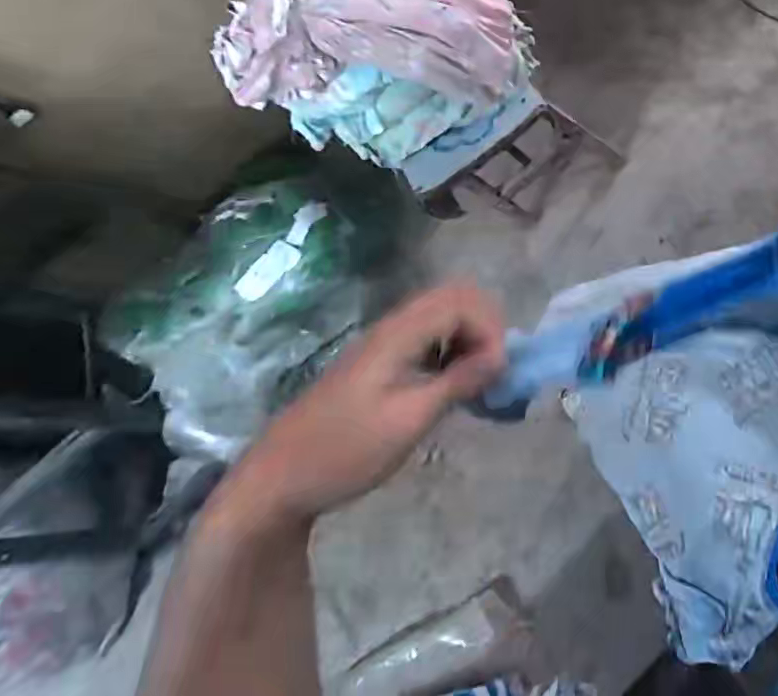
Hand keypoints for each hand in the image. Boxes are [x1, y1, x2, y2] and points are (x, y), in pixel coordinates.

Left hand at [214, 285, 506, 530]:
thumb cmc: (344, 452)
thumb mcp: (408, 421)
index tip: (497, 372)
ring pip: (443, 312)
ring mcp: (384, 342)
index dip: (490, 330)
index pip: (462, 303)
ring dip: (470, 334)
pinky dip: (452, 346)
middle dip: (486, 324)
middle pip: (455, 296)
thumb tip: (502, 357)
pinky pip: (429, 334)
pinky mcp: (381, 360)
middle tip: (494, 366)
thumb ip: (458, 382)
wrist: (275, 482)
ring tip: (477, 375)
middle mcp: (392, 328)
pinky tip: (452, 381)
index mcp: (398, 336)